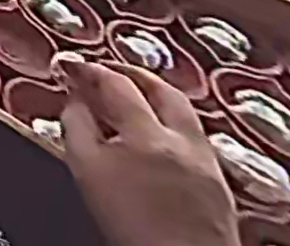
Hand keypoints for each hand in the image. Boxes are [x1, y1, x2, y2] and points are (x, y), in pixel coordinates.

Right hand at [61, 60, 237, 245]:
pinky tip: (147, 133)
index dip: (88, 68)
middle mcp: (186, 144)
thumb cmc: (130, 223)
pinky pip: (192, 137)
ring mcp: (209, 166)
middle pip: (163, 90)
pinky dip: (166, 122)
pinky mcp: (220, 186)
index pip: (116, 82)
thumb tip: (75, 98)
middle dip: (130, 73)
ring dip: (152, 97)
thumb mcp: (84, 166)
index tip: (69, 66)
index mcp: (150, 136)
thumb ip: (75, 121)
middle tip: (103, 69)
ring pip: (183, 114)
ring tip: (124, 98)